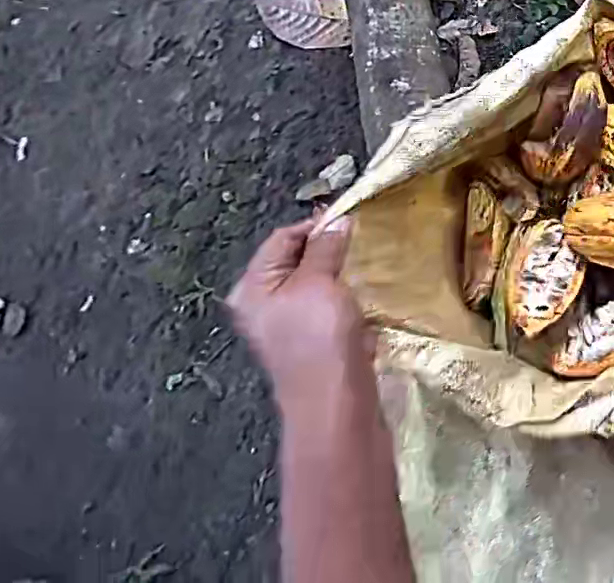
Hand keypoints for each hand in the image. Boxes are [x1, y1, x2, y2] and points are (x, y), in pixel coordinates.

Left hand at [228, 213, 369, 414]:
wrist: (333, 394)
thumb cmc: (318, 334)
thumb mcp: (319, 281)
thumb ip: (326, 246)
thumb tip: (338, 220)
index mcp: (252, 287)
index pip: (282, 238)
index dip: (314, 225)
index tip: (349, 220)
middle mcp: (263, 300)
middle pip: (296, 256)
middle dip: (327, 245)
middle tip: (357, 239)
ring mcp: (286, 318)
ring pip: (313, 276)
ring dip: (338, 266)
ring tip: (360, 261)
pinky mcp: (310, 331)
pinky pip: (325, 296)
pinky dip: (342, 287)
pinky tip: (359, 288)